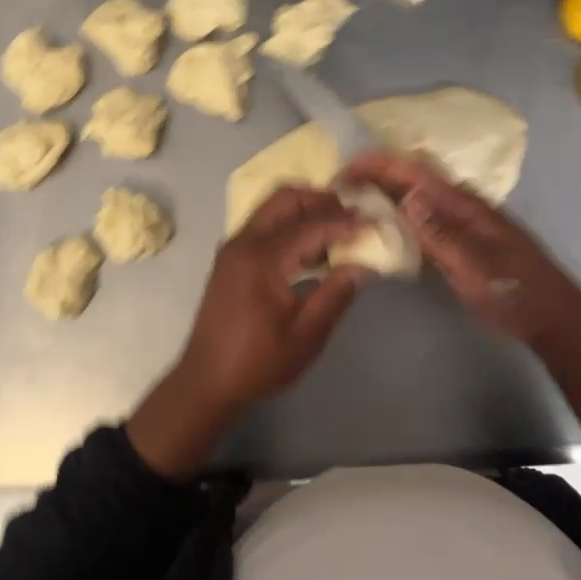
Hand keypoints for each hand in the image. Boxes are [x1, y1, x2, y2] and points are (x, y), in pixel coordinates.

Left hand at [128, 186, 364, 478]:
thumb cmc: (257, 363)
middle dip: (322, 200)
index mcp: (262, 259)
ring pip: (272, 208)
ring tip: (338, 230)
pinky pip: (263, 225)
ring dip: (305, 210)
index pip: (312, 225)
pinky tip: (312, 249)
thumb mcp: (306, 335)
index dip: (346, 222)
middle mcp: (244, 242)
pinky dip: (289, 224)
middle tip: (353, 216)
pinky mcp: (230, 258)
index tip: (375, 224)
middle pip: (285, 198)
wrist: (206, 381)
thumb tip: (362, 264)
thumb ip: (335, 295)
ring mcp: (233, 248)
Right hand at [338, 151, 580, 348]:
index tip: (345, 169)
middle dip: (375, 174)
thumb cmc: (514, 292)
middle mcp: (460, 206)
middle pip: (412, 178)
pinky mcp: (459, 240)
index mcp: (464, 205)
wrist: (550, 316)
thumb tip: (405, 195)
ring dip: (384, 192)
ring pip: (416, 196)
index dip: (379, 163)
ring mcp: (461, 222)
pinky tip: (382, 226)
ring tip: (350, 201)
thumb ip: (440, 233)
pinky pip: (422, 218)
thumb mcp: (474, 265)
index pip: (416, 170)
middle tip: (337, 187)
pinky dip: (398, 215)